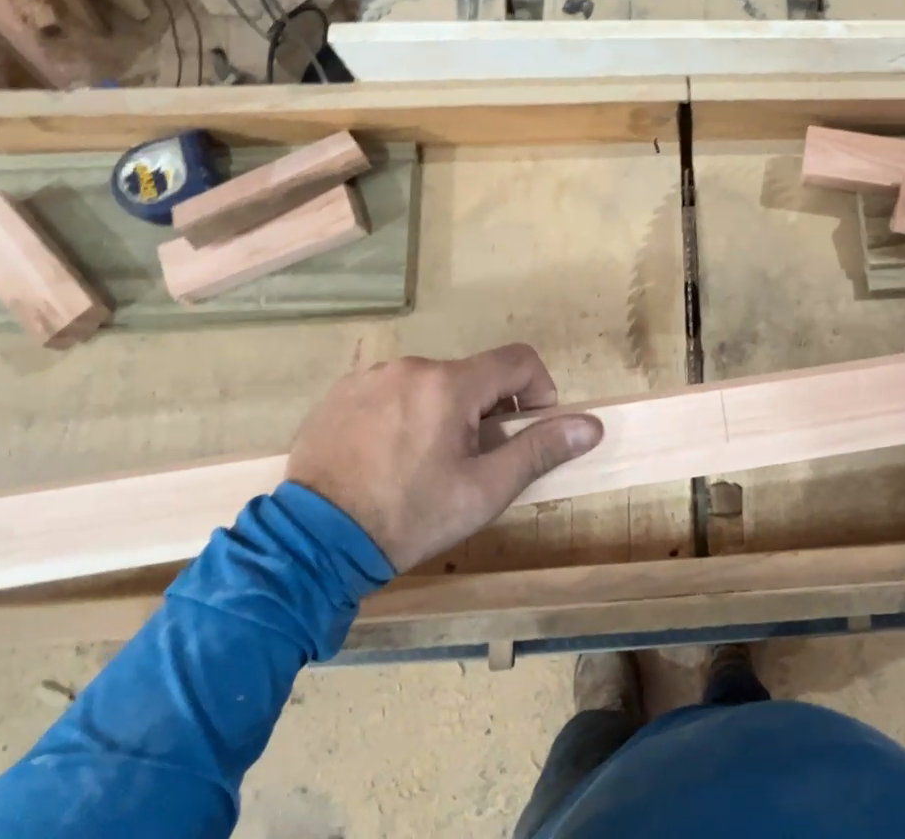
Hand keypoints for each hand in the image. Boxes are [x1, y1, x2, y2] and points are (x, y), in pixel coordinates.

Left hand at [287, 345, 602, 570]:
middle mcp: (410, 367)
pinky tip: (390, 457)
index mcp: (449, 384)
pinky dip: (406, 415)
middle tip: (476, 461)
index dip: (539, 392)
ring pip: (432, 384)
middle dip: (489, 410)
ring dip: (446, 412)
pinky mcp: (338, 395)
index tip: (528, 431)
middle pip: (474, 375)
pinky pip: (392, 393)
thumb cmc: (410, 517)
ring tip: (428, 463)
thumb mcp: (485, 490)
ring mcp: (369, 378)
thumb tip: (590, 425)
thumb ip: (540, 450)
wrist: (314, 543)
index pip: (519, 361)